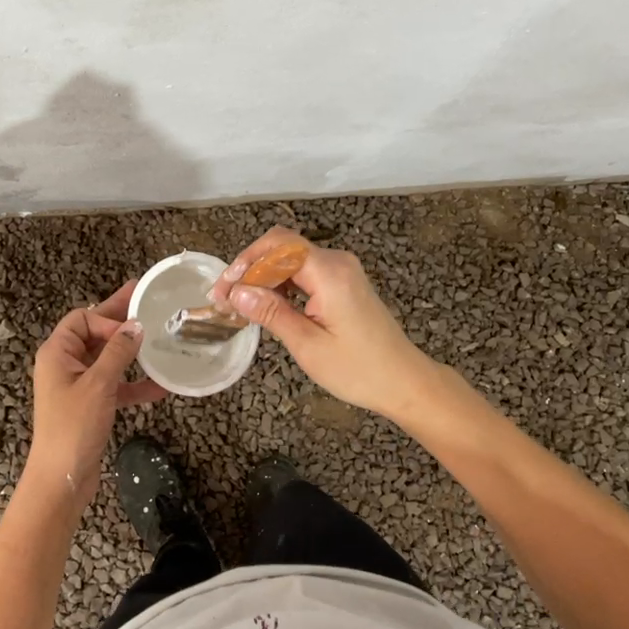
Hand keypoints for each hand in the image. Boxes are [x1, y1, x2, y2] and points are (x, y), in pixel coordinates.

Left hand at [26, 281, 166, 497]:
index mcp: (57, 352)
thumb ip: (118, 352)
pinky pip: (115, 386)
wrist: (61, 480)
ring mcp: (78, 386)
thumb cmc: (74, 426)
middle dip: (121, 321)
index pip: (83, 319)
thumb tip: (136, 325)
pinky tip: (161, 386)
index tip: (132, 330)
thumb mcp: (98, 384)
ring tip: (160, 339)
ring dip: (132, 354)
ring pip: (108, 360)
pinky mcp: (90, 406)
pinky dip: (134, 384)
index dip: (108, 318)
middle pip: (96, 334)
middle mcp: (65, 364)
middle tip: (147, 300)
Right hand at [210, 227, 440, 419]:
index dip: (245, 263)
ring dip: (264, 275)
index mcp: (329, 272)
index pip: (277, 247)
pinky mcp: (344, 282)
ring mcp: (342, 270)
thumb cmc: (358, 369)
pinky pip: (305, 270)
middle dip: (250, 267)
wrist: (405, 382)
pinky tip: (266, 303)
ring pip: (291, 257)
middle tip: (226, 296)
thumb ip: (272, 312)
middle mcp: (336, 261)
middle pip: (282, 246)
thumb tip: (238, 291)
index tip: (223, 291)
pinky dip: (282, 282)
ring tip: (240, 302)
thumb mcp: (308, 344)